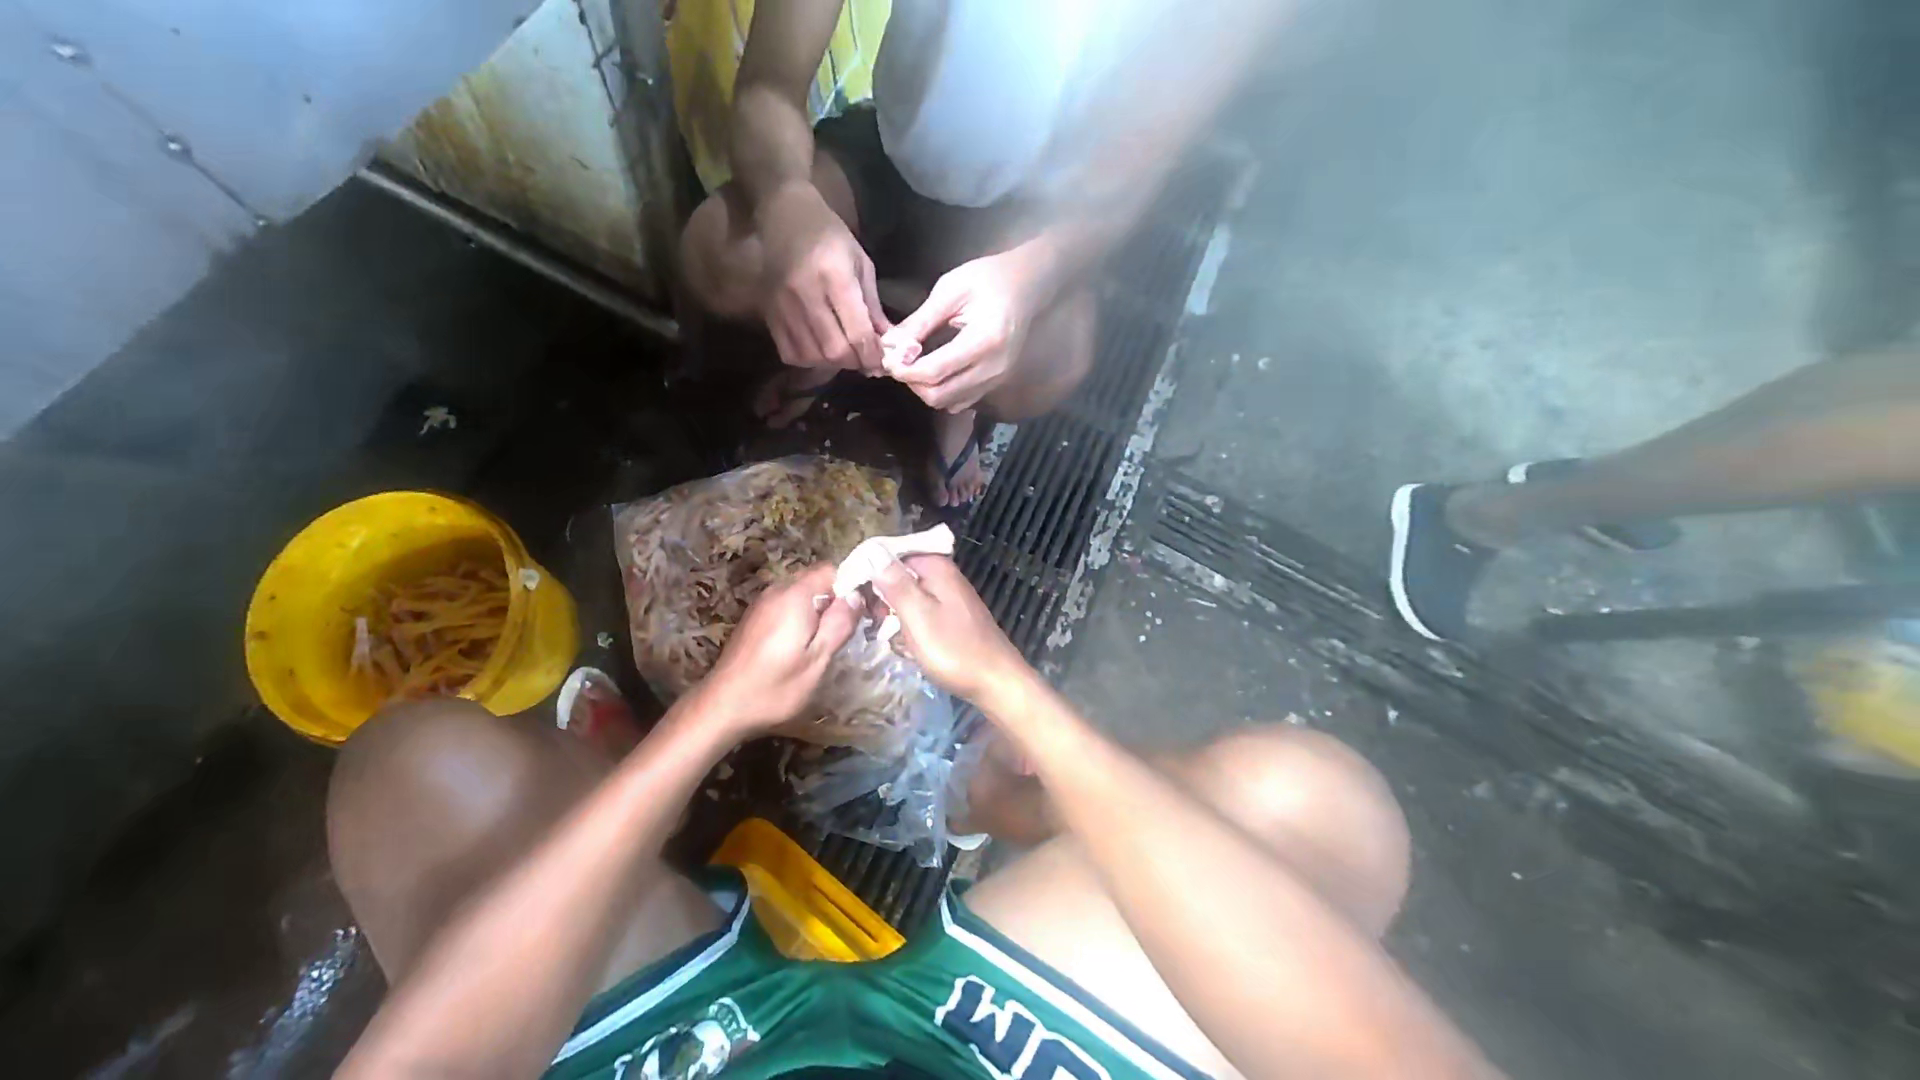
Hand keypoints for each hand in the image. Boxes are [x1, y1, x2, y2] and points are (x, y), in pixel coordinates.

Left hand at [696, 563, 859, 735]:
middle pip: (818, 579)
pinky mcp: (756, 617)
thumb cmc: (775, 686)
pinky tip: (807, 643)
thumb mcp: (818, 659)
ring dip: (821, 608)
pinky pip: (789, 604)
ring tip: (832, 638)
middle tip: (854, 626)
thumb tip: (857, 596)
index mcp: (795, 595)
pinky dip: (804, 615)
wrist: (723, 706)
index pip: (834, 569)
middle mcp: (778, 590)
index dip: (854, 584)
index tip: (868, 609)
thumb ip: (840, 623)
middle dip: (839, 597)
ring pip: (804, 592)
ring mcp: (764, 603)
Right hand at [758, 184, 886, 370]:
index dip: (872, 355)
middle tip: (865, 359)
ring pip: (813, 356)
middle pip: (834, 350)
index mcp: (835, 277)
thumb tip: (889, 344)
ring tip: (845, 353)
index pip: (857, 332)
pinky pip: (790, 352)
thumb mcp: (861, 264)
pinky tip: (820, 351)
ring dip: (834, 364)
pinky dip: (809, 360)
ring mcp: (783, 305)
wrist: (785, 215)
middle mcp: (806, 293)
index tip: (882, 363)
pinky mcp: (768, 312)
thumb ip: (873, 307)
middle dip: (855, 362)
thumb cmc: (830, 237)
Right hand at [869, 554, 1029, 705]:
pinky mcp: (949, 616)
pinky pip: (918, 612)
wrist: (995, 682)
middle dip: (881, 595)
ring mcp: (947, 596)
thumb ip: (895, 583)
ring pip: (906, 595)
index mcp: (935, 567)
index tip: (852, 593)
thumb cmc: (954, 650)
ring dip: (893, 614)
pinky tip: (907, 644)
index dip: (867, 569)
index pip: (889, 552)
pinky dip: (908, 625)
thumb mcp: (918, 616)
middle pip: (897, 572)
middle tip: (877, 621)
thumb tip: (871, 551)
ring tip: (892, 636)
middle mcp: (943, 575)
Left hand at [879, 248, 1045, 411]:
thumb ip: (919, 322)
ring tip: (913, 366)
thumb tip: (889, 345)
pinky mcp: (995, 384)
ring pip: (948, 403)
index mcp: (984, 340)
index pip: (935, 371)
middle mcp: (994, 368)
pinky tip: (933, 372)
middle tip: (898, 363)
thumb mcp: (949, 291)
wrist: (1025, 286)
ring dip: (924, 390)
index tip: (888, 358)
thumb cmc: (988, 279)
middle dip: (912, 383)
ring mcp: (996, 379)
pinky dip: (941, 393)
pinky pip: (961, 402)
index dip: (905, 370)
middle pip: (940, 395)